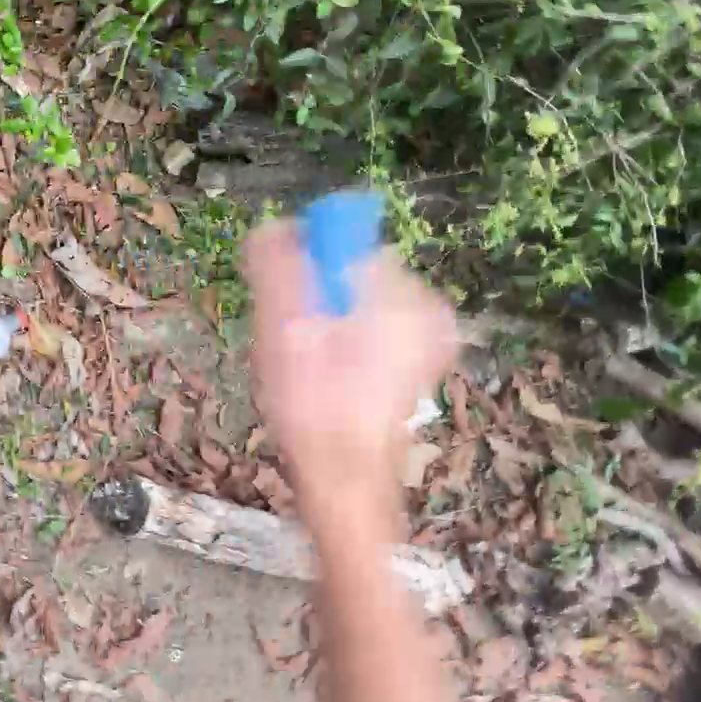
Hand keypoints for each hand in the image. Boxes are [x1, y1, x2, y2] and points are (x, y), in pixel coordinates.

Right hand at [243, 221, 457, 522]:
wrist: (343, 477)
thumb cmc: (312, 405)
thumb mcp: (282, 329)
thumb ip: (279, 268)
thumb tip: (274, 224)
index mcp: (402, 299)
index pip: (344, 245)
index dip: (303, 264)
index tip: (285, 303)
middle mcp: (426, 310)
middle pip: (346, 271)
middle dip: (310, 294)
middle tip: (290, 339)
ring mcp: (424, 336)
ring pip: (349, 297)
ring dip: (319, 317)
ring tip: (304, 359)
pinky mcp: (413, 357)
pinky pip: (363, 321)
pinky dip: (337, 335)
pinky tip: (324, 369)